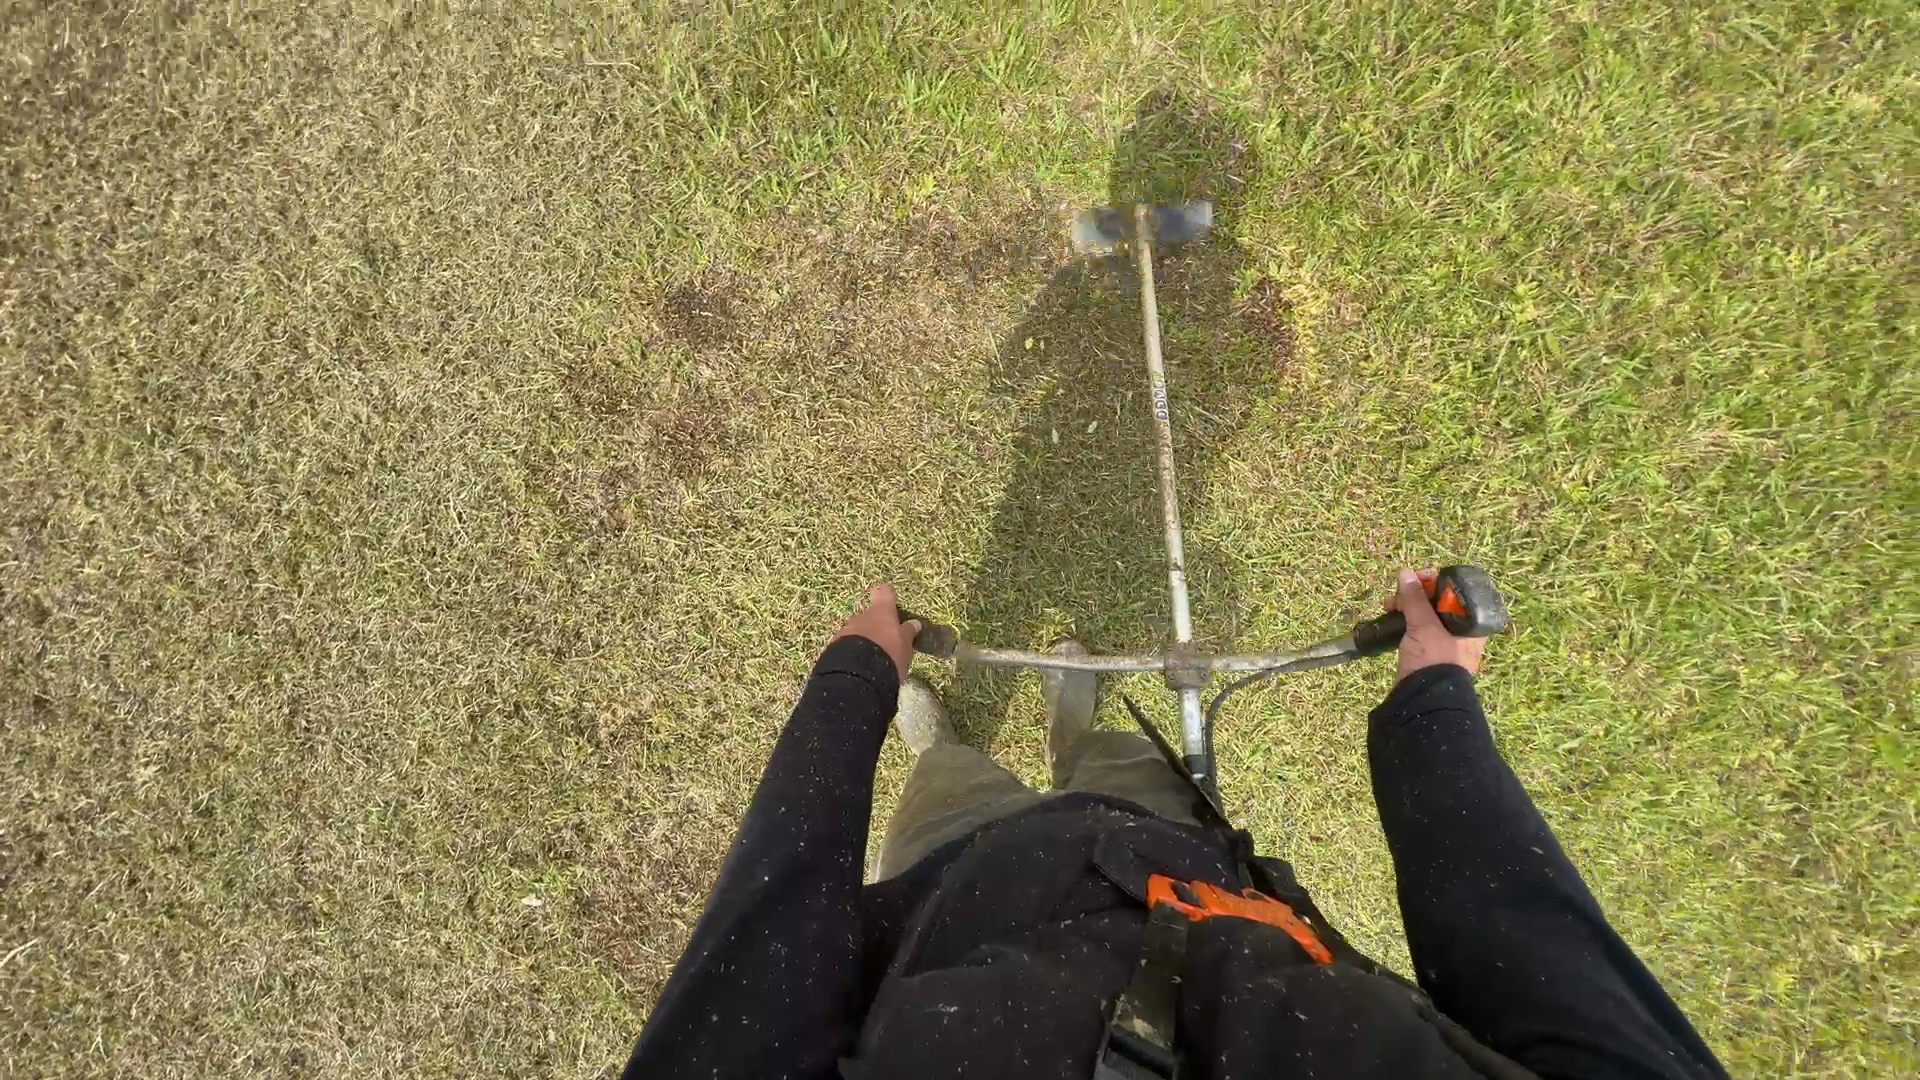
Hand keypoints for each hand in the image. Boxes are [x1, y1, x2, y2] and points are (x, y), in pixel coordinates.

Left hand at [832, 584, 922, 679]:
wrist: (858, 675)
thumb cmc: (888, 653)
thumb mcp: (905, 644)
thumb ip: (908, 632)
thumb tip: (915, 623)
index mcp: (882, 612)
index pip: (885, 594)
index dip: (886, 593)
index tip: (885, 592)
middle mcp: (863, 616)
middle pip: (869, 613)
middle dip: (874, 621)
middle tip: (882, 635)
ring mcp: (847, 629)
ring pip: (857, 628)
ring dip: (863, 636)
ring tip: (870, 652)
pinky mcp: (835, 645)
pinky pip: (847, 642)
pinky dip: (853, 648)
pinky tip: (858, 660)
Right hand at [1387, 567, 1485, 681]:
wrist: (1424, 696)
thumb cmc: (1434, 659)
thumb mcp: (1425, 626)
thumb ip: (1414, 599)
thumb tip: (1405, 572)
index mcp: (1472, 622)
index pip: (1455, 590)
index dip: (1433, 581)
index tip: (1413, 579)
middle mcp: (1461, 628)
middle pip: (1436, 599)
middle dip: (1413, 593)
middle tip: (1396, 597)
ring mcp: (1443, 638)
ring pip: (1424, 612)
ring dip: (1404, 605)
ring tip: (1388, 607)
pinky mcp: (1427, 648)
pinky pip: (1415, 625)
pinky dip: (1403, 618)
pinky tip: (1391, 617)